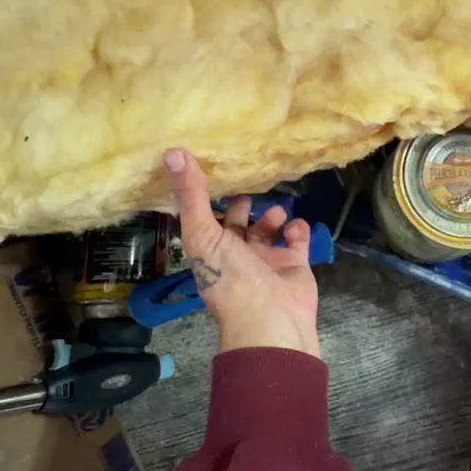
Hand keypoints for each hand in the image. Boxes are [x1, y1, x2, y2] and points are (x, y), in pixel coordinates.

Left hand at [163, 149, 320, 356]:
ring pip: (269, 228)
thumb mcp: (204, 234)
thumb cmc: (230, 277)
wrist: (271, 318)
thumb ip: (191, 194)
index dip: (210, 197)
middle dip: (244, 204)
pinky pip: (297, 238)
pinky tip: (294, 226)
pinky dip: (298, 228)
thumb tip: (172, 151)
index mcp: (210, 250)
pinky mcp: (295, 262)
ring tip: (275, 211)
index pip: (206, 218)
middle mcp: (237, 254)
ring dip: (272, 215)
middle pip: (239, 224)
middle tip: (251, 181)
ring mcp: (267, 258)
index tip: (217, 168)